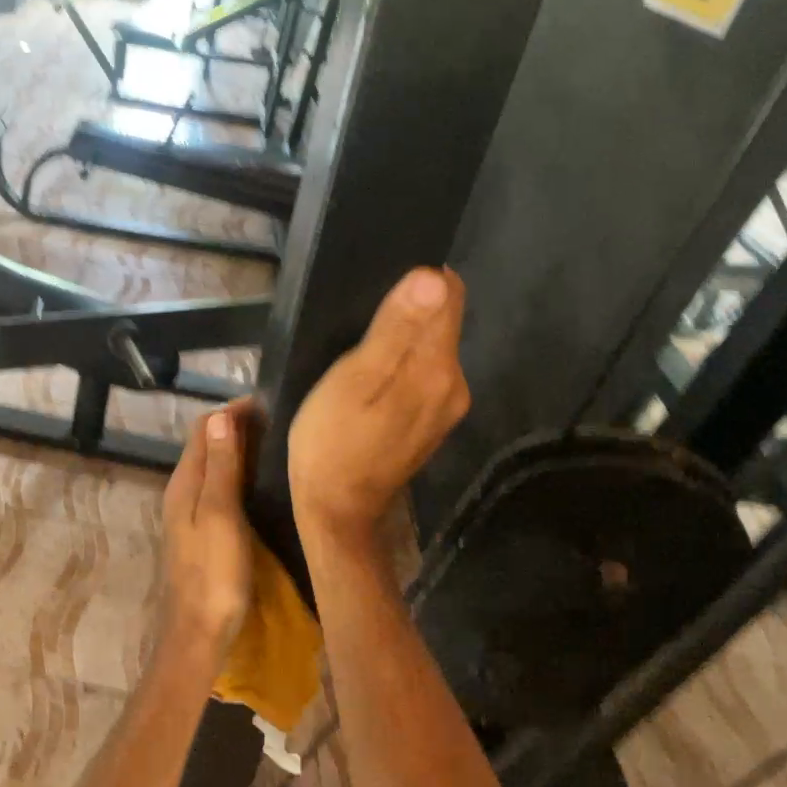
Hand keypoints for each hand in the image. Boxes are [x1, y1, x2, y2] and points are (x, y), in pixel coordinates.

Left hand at [159, 398, 255, 658]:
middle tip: (281, 423)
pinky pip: (220, 489)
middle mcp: (183, 490)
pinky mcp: (202, 531)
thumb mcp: (220, 515)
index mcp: (184, 482)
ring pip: (214, 466)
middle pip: (208, 444)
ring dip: (240, 451)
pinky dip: (239, 476)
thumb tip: (220, 415)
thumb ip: (220, 466)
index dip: (233, 411)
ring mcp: (190, 513)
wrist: (199, 633)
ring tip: (278, 447)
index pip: (204, 428)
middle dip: (238, 427)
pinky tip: (263, 485)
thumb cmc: (213, 573)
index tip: (270, 404)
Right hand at [288, 268, 468, 542]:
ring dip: (403, 334)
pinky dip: (401, 361)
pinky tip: (369, 375)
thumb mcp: (354, 379)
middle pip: (442, 319)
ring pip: (432, 345)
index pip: (448, 293)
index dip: (416, 278)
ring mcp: (446, 405)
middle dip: (408, 306)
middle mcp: (455, 382)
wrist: (336, 510)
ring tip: (357, 343)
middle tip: (356, 316)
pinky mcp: (432, 420)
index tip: (376, 283)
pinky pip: (423, 371)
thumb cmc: (331, 440)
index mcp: (437, 366)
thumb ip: (395, 328)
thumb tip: (432, 277)